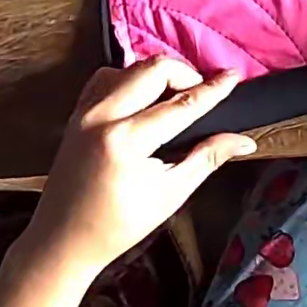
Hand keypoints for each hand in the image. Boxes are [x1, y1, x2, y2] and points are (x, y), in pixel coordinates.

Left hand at [25, 56, 255, 280]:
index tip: (232, 77)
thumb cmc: (118, 225)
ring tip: (174, 99)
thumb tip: (243, 141)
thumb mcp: (170, 194)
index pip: (181, 104)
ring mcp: (85, 110)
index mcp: (127, 140)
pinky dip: (131, 79)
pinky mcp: (76, 111)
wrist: (62, 239)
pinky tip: (143, 99)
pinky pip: (108, 77)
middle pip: (154, 69)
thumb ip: (207, 158)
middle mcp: (103, 116)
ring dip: (157, 75)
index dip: (212, 89)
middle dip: (185, 75)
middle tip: (201, 95)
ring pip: (131, 67)